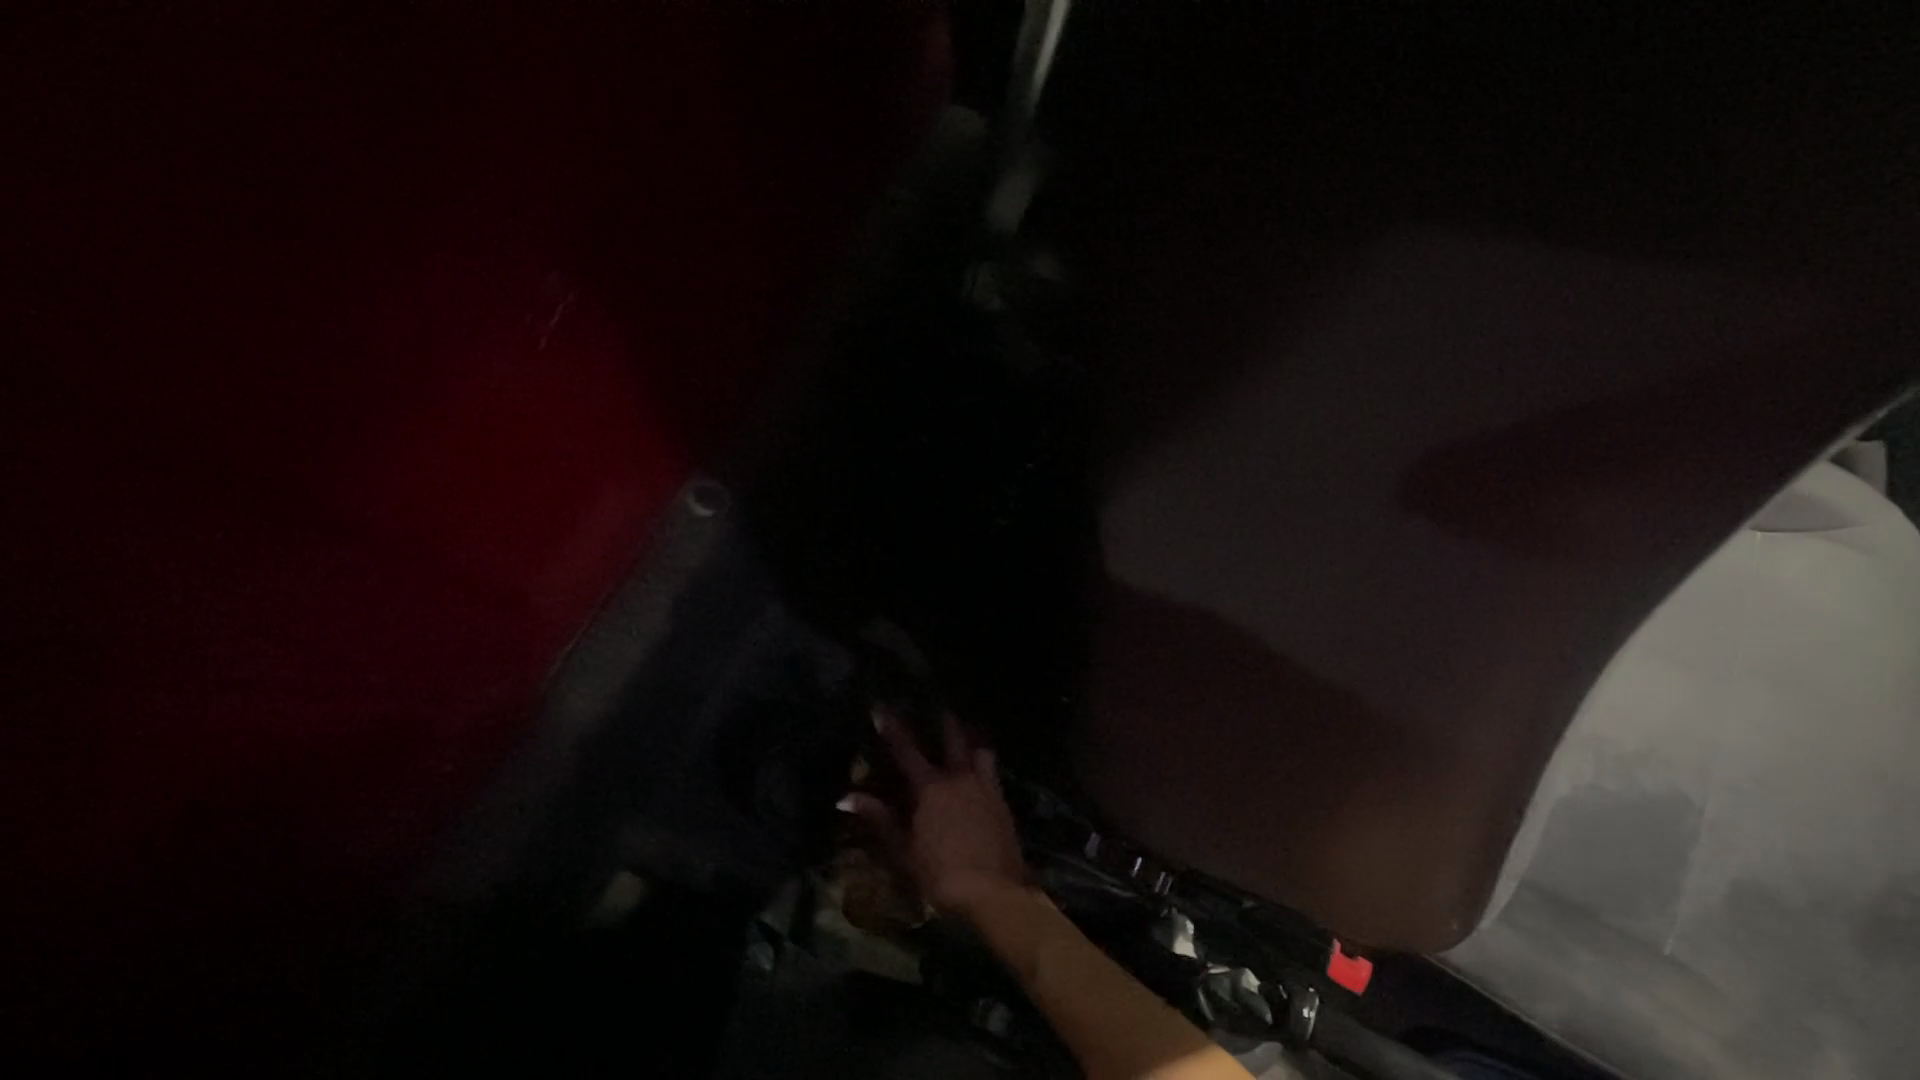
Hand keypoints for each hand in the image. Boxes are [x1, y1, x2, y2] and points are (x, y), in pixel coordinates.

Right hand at [841, 709, 1030, 920]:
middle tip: (937, 707)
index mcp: (930, 787)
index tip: (881, 708)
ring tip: (967, 734)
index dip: (892, 728)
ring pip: (980, 750)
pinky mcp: (1003, 802)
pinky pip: (993, 771)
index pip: (906, 749)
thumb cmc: (940, 873)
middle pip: (952, 738)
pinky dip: (984, 764)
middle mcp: (959, 777)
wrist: (994, 891)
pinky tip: (982, 771)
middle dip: (943, 721)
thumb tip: (846, 796)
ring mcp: (985, 787)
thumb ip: (879, 819)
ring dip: (971, 740)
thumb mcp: (903, 850)